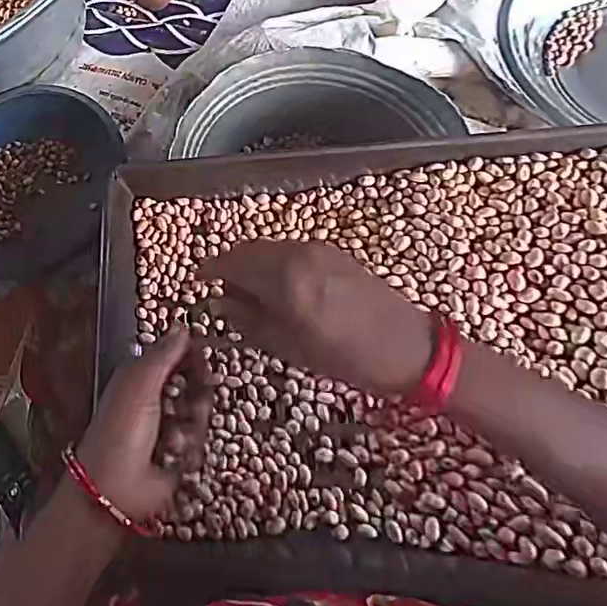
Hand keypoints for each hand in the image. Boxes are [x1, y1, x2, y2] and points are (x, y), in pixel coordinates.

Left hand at [74, 327, 212, 520]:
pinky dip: (192, 449)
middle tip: (190, 407)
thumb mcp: (140, 385)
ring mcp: (171, 427)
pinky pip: (204, 442)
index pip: (179, 356)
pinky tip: (176, 456)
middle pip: (198, 386)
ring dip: (192, 427)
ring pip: (204, 415)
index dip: (195, 359)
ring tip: (173, 439)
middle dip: (198, 398)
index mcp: (143, 377)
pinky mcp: (183, 455)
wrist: (115, 490)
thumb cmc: (120, 432)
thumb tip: (183, 327)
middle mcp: (158, 399)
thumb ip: (163, 355)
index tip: (205, 363)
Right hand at [200, 240, 434, 394]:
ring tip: (250, 294)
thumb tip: (219, 303)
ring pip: (269, 248)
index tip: (197, 281)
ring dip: (252, 264)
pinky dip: (274, 262)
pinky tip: (279, 286)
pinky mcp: (333, 252)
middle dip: (230, 267)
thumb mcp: (291, 348)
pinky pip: (290, 250)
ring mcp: (318, 250)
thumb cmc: (347, 357)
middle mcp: (298, 255)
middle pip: (248, 250)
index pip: (232, 264)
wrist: (409, 347)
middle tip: (221, 293)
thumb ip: (250, 320)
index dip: (209, 271)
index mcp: (285, 280)